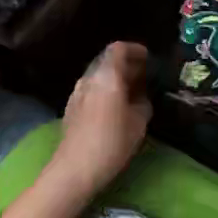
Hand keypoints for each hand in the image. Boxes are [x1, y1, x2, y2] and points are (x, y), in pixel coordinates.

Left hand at [46, 41, 151, 199]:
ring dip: (114, 81)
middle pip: (107, 62)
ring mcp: (76, 94)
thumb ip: (143, 104)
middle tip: (144, 77)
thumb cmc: (111, 143)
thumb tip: (141, 98)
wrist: (74, 169)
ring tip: (131, 94)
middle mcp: (88, 79)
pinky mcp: (70, 109)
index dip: (135, 50)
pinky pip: (90, 92)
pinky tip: (114, 108)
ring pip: (98, 78)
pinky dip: (104, 92)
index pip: (118, 49)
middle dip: (127, 67)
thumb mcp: (138, 123)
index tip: (148, 58)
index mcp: (106, 76)